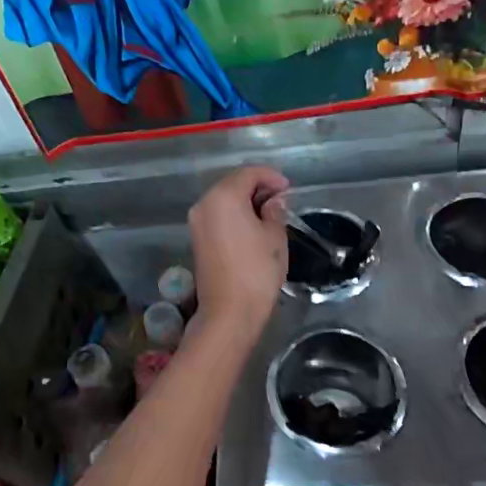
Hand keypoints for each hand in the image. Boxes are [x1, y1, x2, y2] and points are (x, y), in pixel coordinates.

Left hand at [188, 166, 287, 339]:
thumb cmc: (256, 270)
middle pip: (233, 183)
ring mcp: (197, 221)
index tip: (288, 189)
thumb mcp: (275, 236)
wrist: (229, 311)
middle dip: (257, 187)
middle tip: (281, 199)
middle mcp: (205, 203)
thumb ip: (275, 211)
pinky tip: (252, 225)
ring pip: (223, 199)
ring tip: (270, 213)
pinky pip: (217, 215)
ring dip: (245, 201)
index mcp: (224, 197)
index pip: (249, 173)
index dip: (271, 177)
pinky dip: (234, 214)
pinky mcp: (197, 238)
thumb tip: (273, 201)